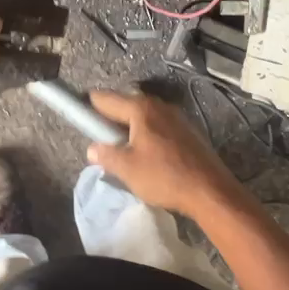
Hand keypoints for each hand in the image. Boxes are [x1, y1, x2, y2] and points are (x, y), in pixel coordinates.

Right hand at [87, 90, 245, 217]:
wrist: (209, 191)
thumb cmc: (164, 177)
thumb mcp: (126, 169)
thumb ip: (105, 154)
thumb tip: (93, 148)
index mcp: (141, 109)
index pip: (106, 98)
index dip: (89, 104)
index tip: (78, 112)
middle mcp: (159, 106)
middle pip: (126, 105)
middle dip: (110, 117)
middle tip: (99, 137)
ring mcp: (177, 118)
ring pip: (144, 117)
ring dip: (130, 128)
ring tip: (121, 148)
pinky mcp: (188, 133)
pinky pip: (159, 127)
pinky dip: (147, 135)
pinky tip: (146, 155)